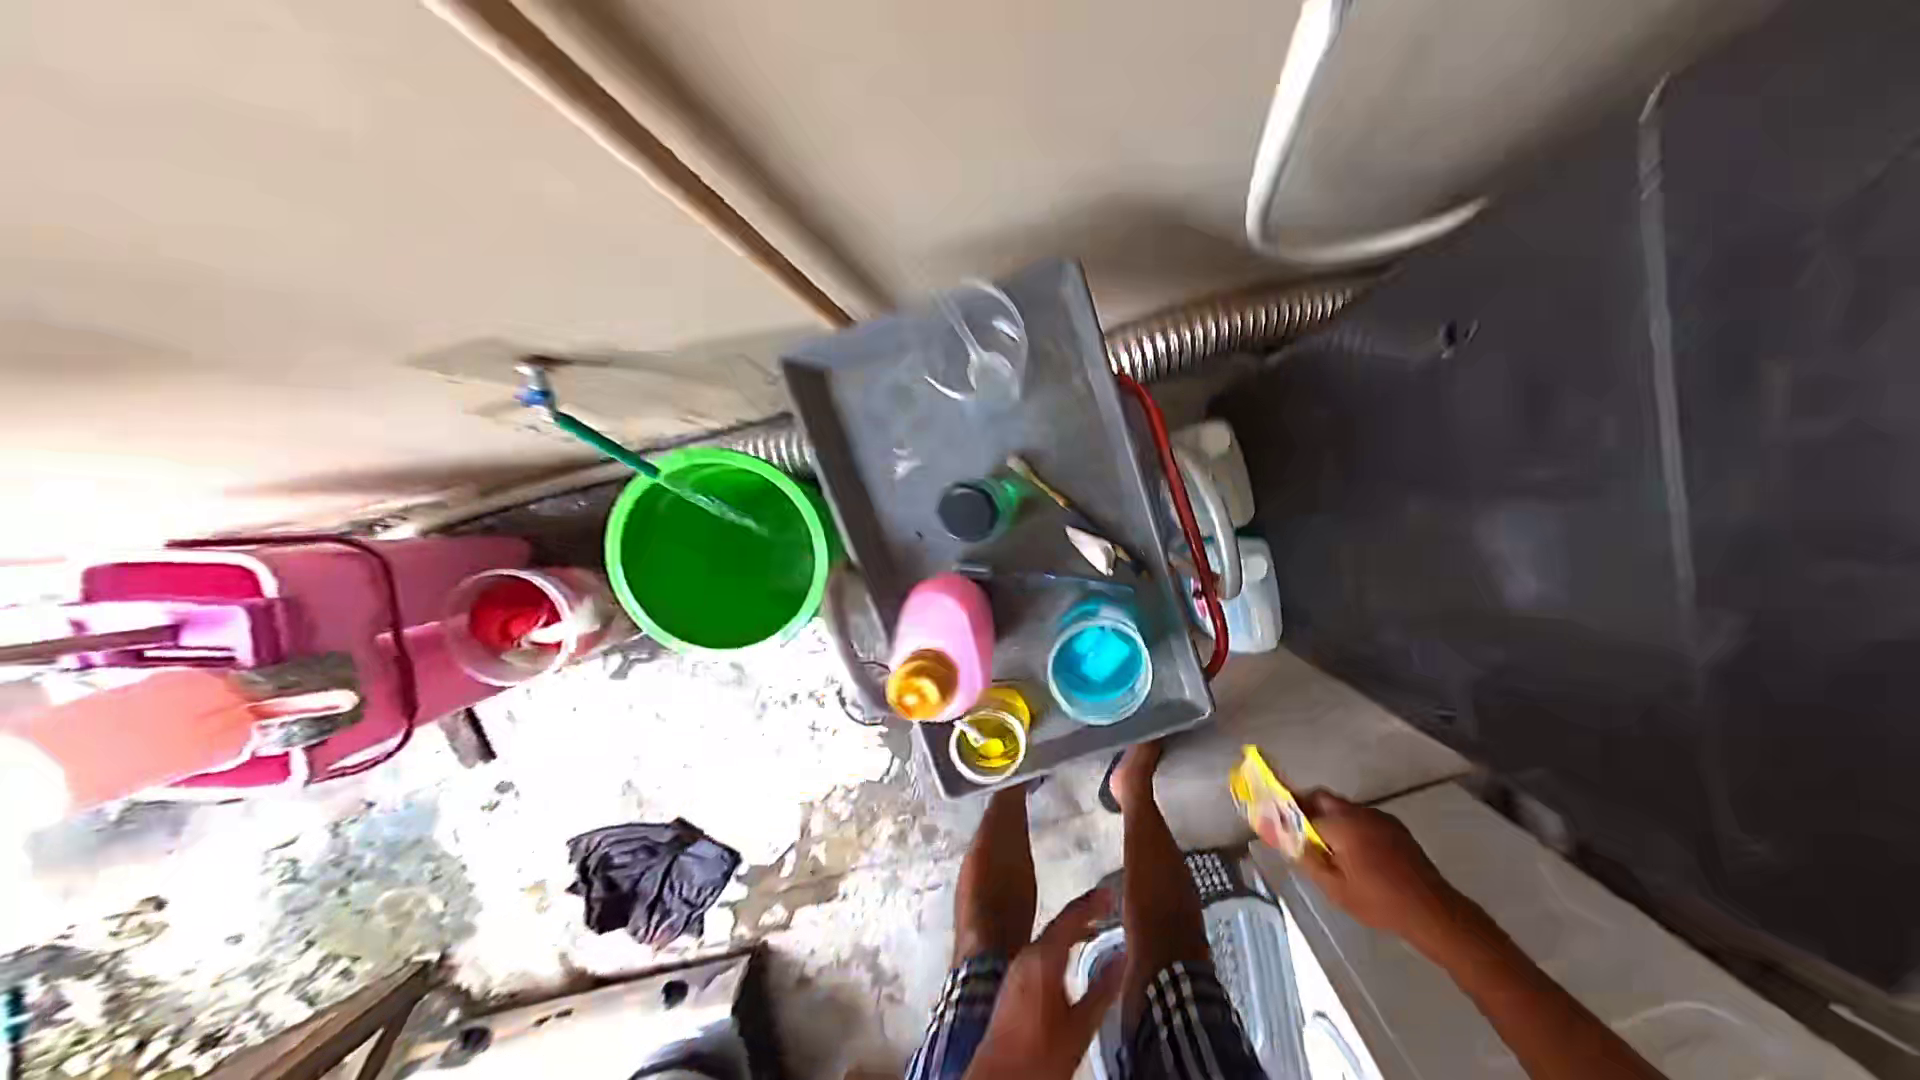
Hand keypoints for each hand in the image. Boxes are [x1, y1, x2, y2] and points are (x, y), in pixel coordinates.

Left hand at [961, 889, 1123, 1079]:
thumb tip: (1123, 956)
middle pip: (1058, 924)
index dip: (1091, 902)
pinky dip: (1059, 945)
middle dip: (1083, 912)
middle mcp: (1026, 955)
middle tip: (1107, 904)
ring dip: (1071, 930)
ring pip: (1049, 938)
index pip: (1070, 918)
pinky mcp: (1013, 983)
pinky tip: (1071, 958)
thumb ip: (1102, 989)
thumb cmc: (1040, 1055)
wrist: (999, 1079)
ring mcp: (1017, 968)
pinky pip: (1040, 951)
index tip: (1111, 892)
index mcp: (1042, 958)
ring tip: (1096, 927)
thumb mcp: (1080, 1026)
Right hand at [1295, 790, 1480, 952]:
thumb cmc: (1379, 902)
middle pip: (1321, 797)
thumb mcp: (1334, 888)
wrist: (1433, 912)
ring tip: (1327, 844)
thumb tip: (1284, 838)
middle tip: (1298, 829)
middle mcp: (1358, 812)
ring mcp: (1379, 817)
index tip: (1275, 824)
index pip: (1301, 813)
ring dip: (1328, 816)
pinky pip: (1362, 816)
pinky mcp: (1395, 826)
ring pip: (1342, 806)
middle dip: (1305, 807)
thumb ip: (1306, 859)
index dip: (1287, 819)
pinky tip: (1355, 850)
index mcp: (1341, 825)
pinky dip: (1350, 824)